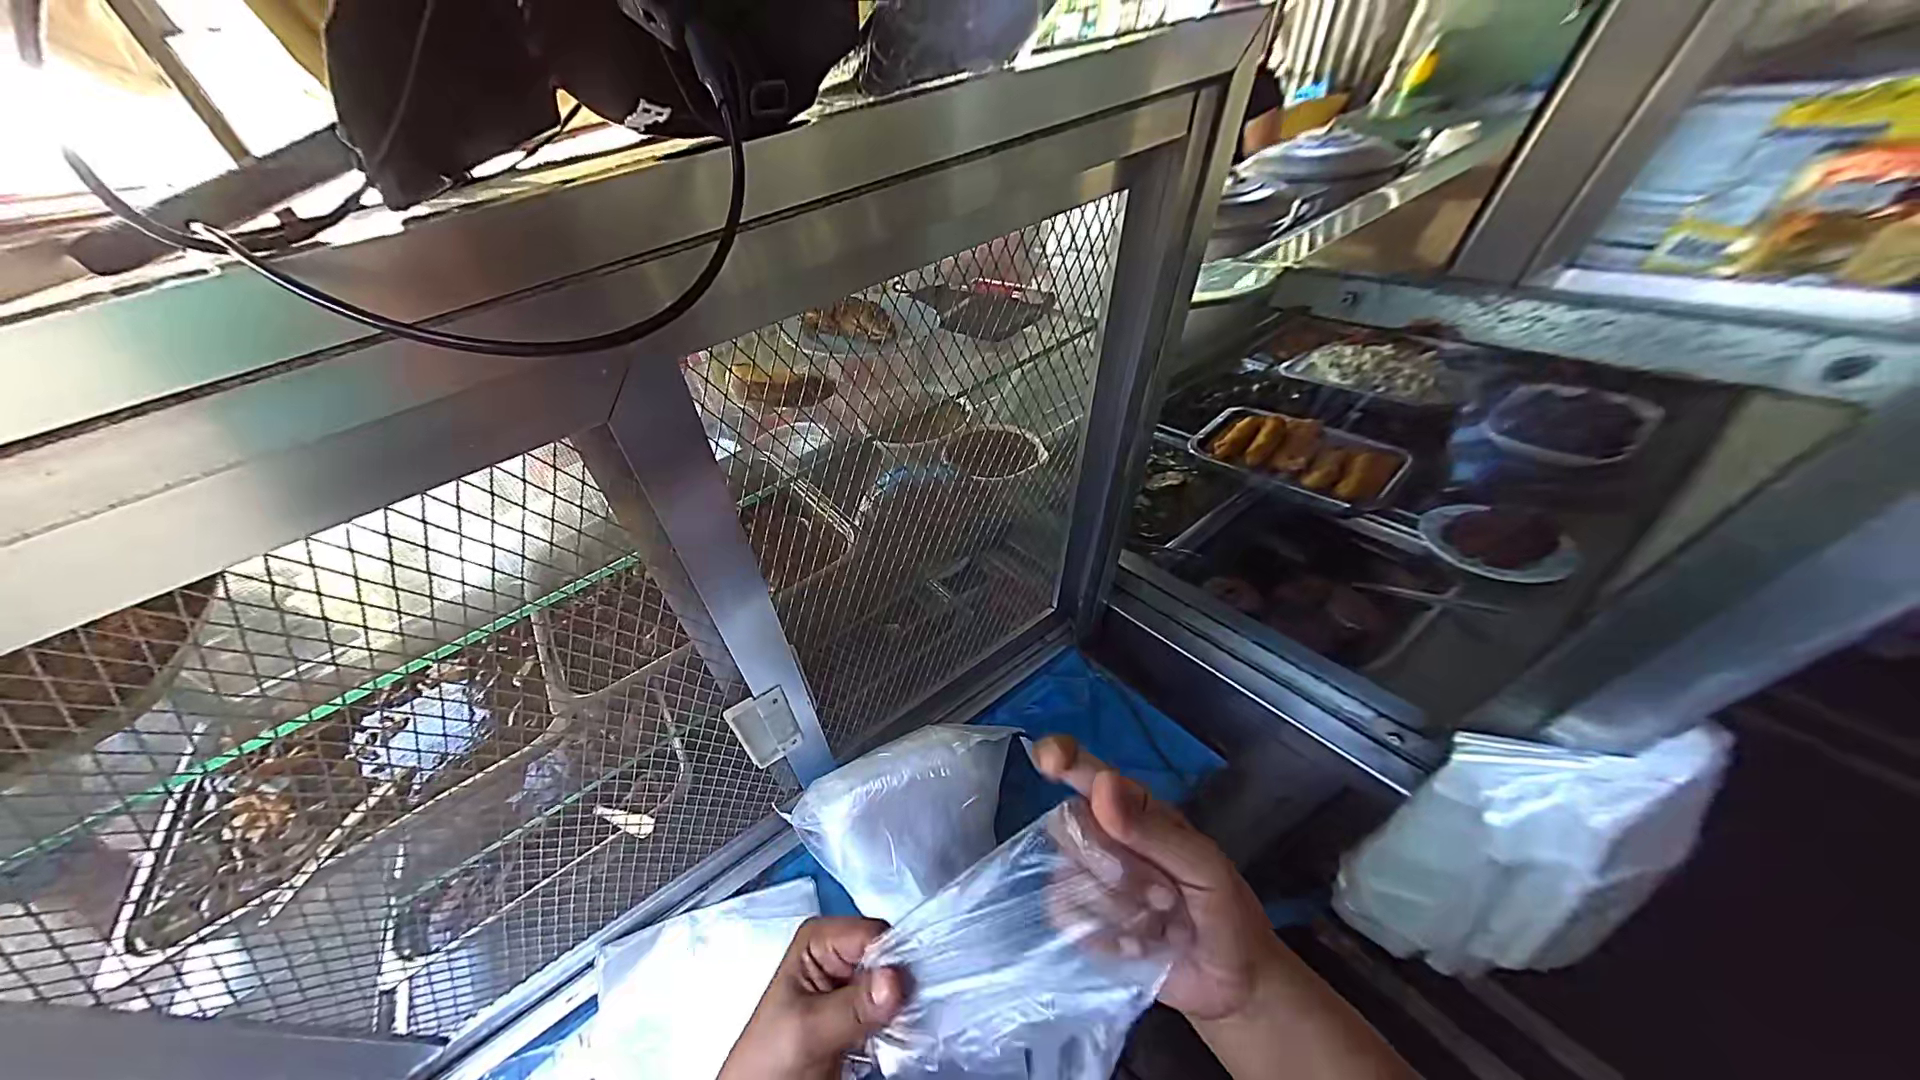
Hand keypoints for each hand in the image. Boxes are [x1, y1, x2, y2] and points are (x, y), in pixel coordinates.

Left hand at [718, 916, 905, 1079]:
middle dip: (898, 984)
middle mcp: (840, 951)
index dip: (892, 961)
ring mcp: (852, 982)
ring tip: (895, 1029)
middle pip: (890, 954)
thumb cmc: (770, 1061)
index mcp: (821, 938)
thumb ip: (852, 1006)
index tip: (899, 996)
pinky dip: (900, 1021)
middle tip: (900, 1016)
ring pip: (897, 981)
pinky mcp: (863, 1012)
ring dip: (902, 1005)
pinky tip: (895, 1036)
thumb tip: (896, 979)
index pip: (875, 933)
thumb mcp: (807, 1031)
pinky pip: (895, 1007)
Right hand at [1033, 735, 1285, 1022]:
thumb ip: (1152, 828)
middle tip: (1165, 894)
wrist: (1229, 984)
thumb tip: (1101, 786)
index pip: (1082, 766)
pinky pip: (1065, 913)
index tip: (1050, 764)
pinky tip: (1139, 943)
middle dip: (1117, 867)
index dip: (1059, 755)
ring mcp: (1082, 871)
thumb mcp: (1204, 865)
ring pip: (1066, 872)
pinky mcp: (1075, 915)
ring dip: (1121, 907)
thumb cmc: (1223, 908)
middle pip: (1068, 823)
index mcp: (1130, 803)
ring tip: (1160, 922)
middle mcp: (1098, 829)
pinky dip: (1108, 934)